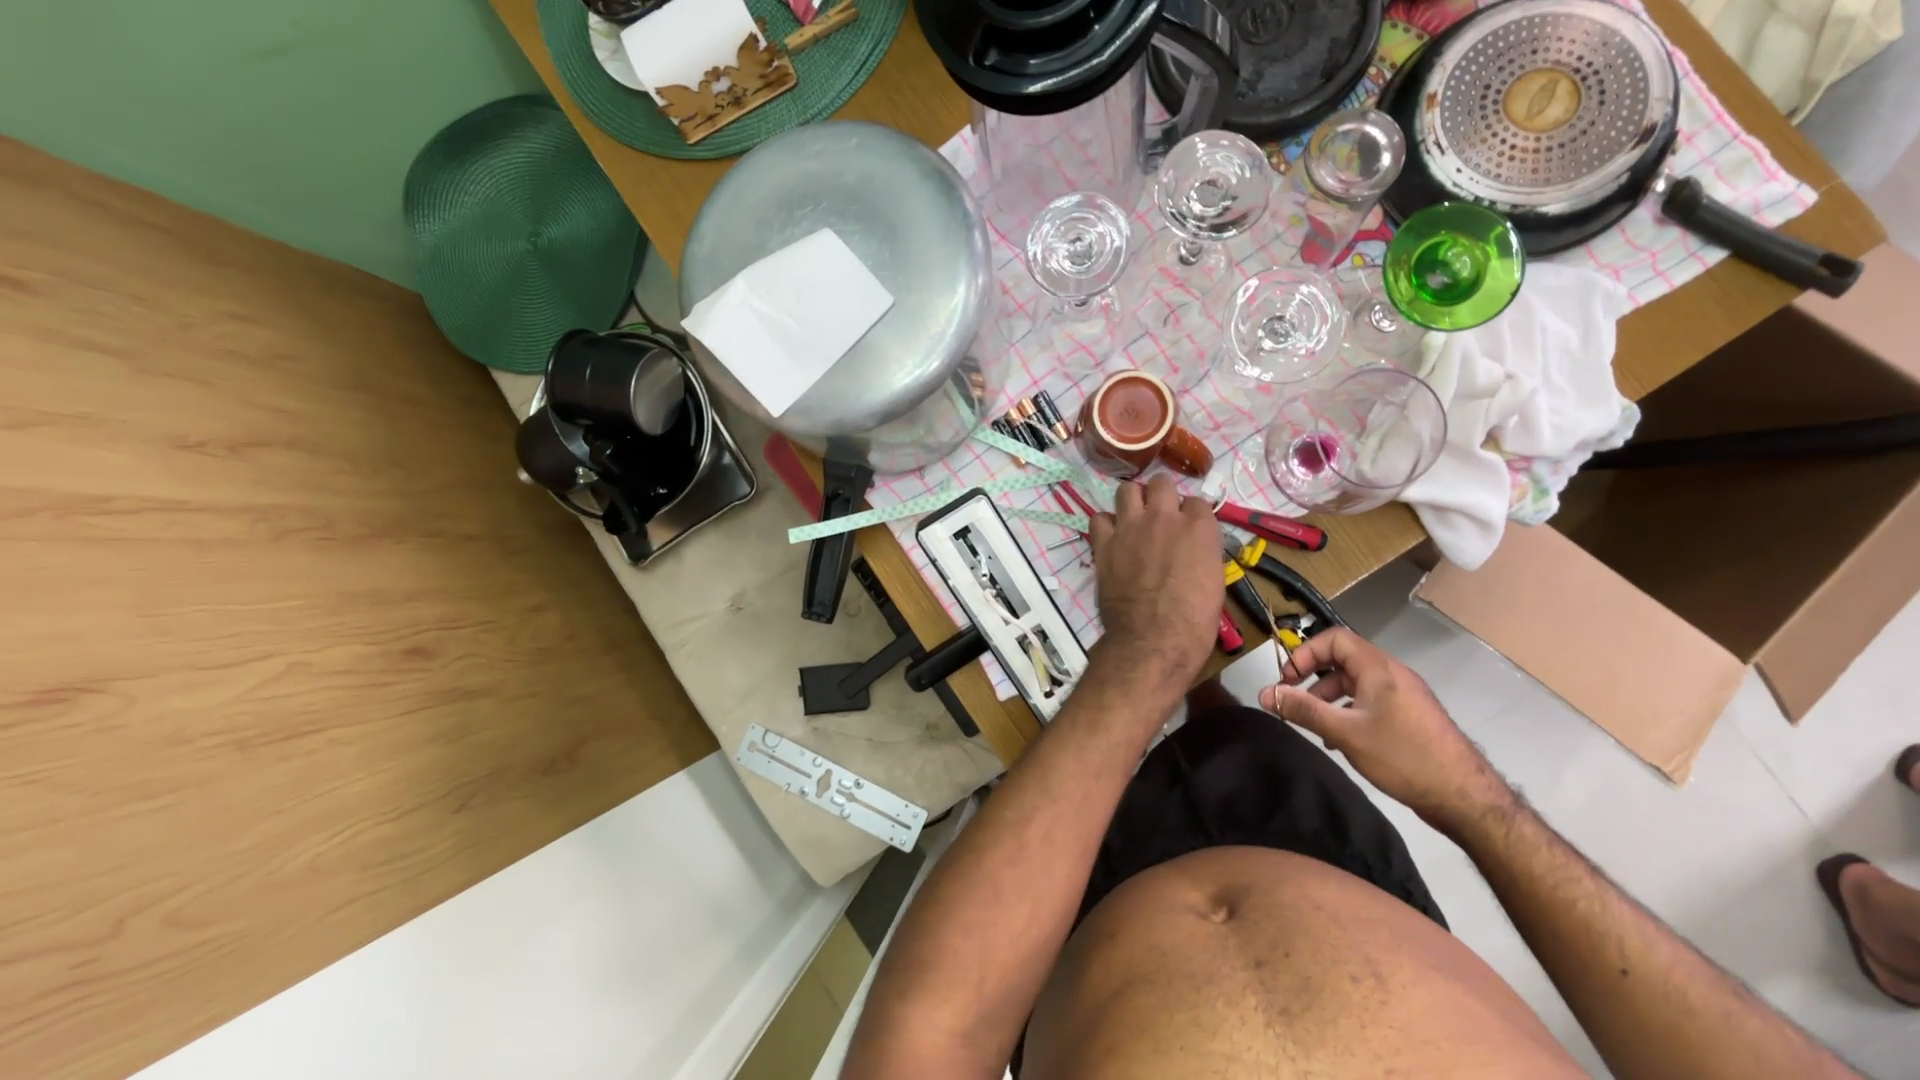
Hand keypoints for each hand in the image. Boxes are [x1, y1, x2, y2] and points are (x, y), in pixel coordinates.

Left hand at [1088, 475, 1222, 695]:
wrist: (1154, 639)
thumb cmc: (1195, 620)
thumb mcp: (1214, 581)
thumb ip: (1202, 552)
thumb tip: (1193, 548)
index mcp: (1199, 527)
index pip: (1197, 502)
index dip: (1192, 515)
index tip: (1189, 528)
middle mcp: (1164, 517)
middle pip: (1162, 482)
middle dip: (1162, 495)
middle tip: (1160, 515)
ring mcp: (1131, 527)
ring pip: (1127, 489)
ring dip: (1132, 500)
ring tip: (1134, 517)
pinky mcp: (1105, 543)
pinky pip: (1099, 518)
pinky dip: (1105, 525)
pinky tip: (1111, 538)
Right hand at [1258, 626, 1510, 830]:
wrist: (1463, 794)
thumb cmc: (1402, 756)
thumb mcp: (1345, 733)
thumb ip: (1303, 710)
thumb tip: (1265, 693)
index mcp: (1379, 668)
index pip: (1334, 639)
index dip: (1305, 653)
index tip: (1287, 681)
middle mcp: (1392, 674)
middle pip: (1344, 660)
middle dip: (1313, 678)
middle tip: (1294, 702)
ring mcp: (1404, 695)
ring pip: (1356, 683)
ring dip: (1329, 698)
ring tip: (1314, 726)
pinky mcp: (1409, 716)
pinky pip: (1370, 701)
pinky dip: (1348, 711)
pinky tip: (1340, 740)